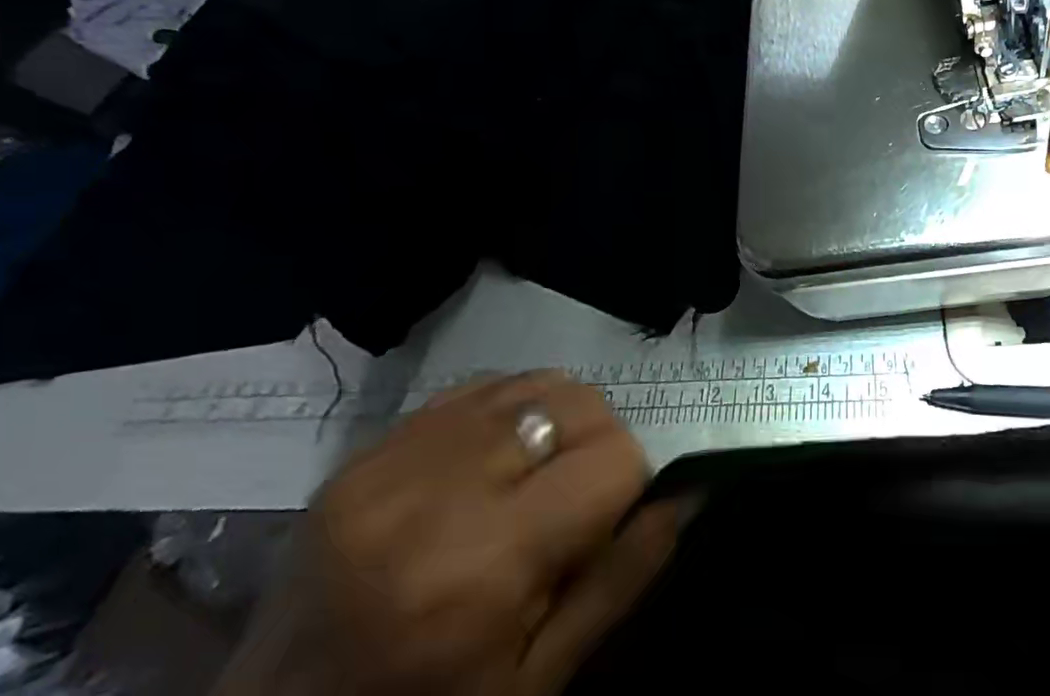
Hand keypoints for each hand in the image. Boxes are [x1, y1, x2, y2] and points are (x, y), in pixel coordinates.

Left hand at [216, 371, 680, 695]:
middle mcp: (435, 491)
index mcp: (482, 565)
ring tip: (533, 479)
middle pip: (573, 401)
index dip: (629, 487)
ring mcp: (390, 457)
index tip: (606, 525)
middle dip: (597, 443)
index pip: (611, 457)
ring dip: (553, 421)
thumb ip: (621, 579)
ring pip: (527, 382)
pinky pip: (470, 391)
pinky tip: (491, 463)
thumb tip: (685, 498)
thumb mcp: (540, 680)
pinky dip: (503, 415)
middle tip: (574, 501)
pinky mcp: (364, 447)